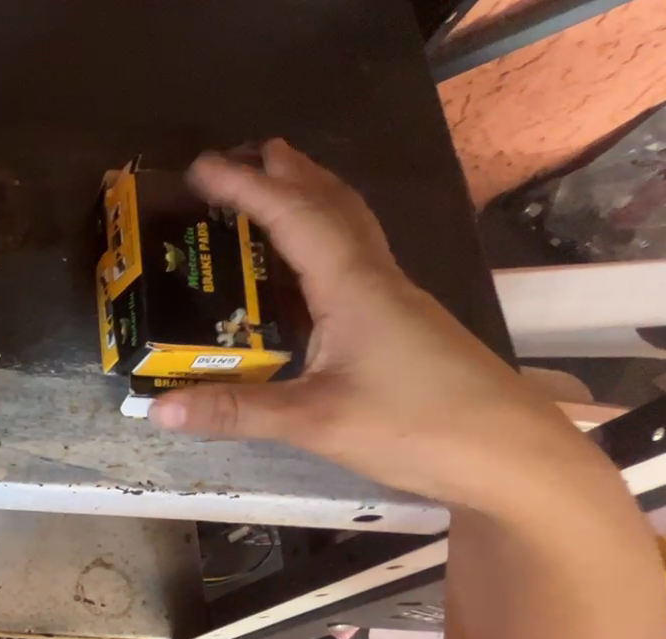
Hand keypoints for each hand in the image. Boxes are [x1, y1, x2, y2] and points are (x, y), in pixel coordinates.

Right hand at [147, 139, 607, 515]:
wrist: (510, 457)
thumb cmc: (416, 427)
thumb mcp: (314, 421)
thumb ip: (235, 412)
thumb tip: (155, 410)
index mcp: (356, 290)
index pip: (298, 220)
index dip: (249, 190)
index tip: (204, 167)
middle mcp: (376, 282)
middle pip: (335, 207)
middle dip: (289, 174)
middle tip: (246, 153)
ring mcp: (392, 303)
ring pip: (350, 230)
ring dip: (311, 199)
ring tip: (276, 184)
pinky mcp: (396, 326)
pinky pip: (352, 262)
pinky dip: (322, 239)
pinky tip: (303, 263)